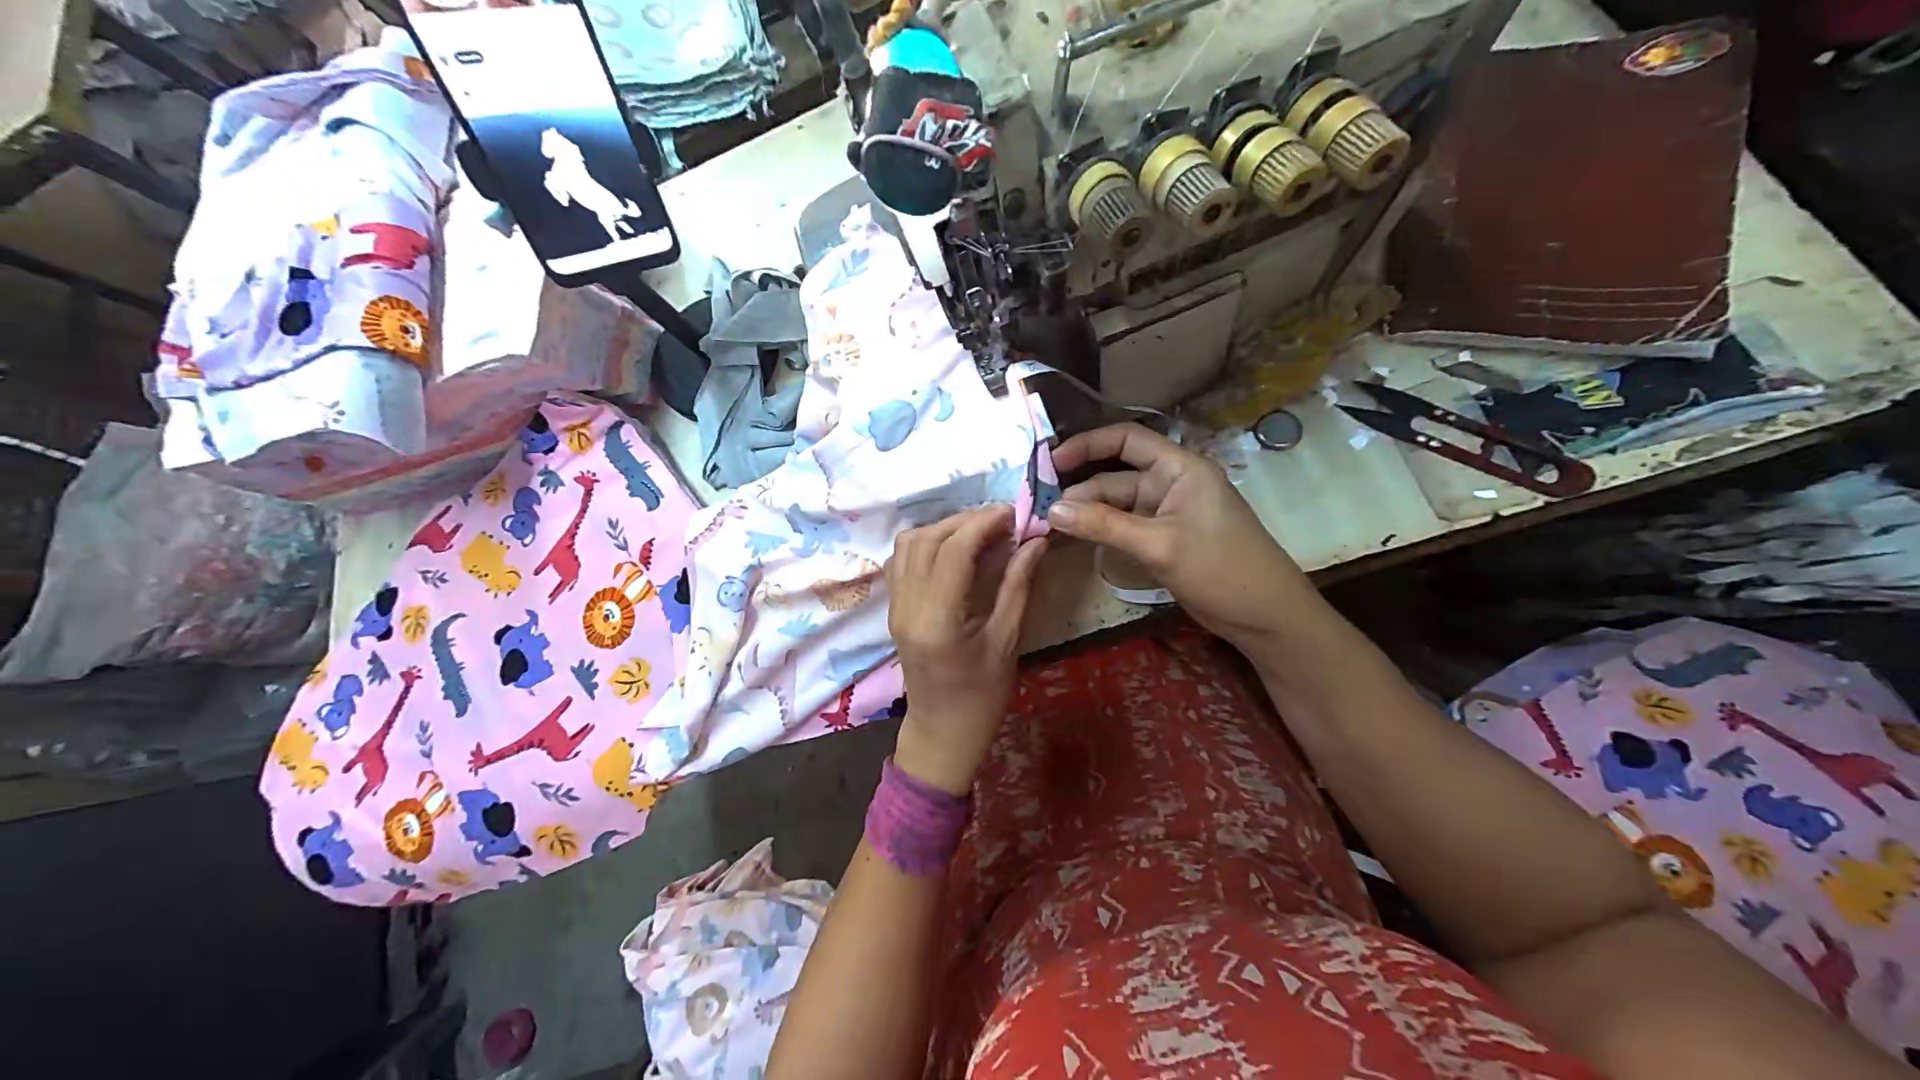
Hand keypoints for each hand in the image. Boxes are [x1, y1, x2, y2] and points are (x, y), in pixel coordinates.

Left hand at [886, 505, 1046, 794]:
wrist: (943, 731)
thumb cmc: (982, 695)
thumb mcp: (1007, 641)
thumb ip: (1018, 586)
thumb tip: (1035, 540)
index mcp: (938, 620)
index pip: (953, 550)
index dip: (983, 523)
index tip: (1013, 514)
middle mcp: (908, 607)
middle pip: (926, 539)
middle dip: (965, 520)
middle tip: (1002, 521)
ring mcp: (895, 606)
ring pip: (908, 544)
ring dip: (944, 528)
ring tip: (981, 532)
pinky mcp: (894, 608)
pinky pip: (902, 560)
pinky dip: (927, 543)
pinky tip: (956, 550)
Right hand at [1047, 423, 1315, 648]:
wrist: (1265, 616)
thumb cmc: (1221, 568)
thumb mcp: (1158, 545)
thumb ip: (1104, 525)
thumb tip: (1052, 509)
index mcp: (1180, 468)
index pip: (1127, 440)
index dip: (1087, 445)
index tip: (1050, 462)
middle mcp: (1171, 484)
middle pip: (1115, 476)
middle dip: (1080, 490)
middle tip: (1041, 510)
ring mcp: (1167, 513)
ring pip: (1117, 505)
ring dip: (1087, 515)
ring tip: (1050, 527)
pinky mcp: (1164, 539)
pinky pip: (1124, 527)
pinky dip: (1100, 532)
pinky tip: (1073, 540)